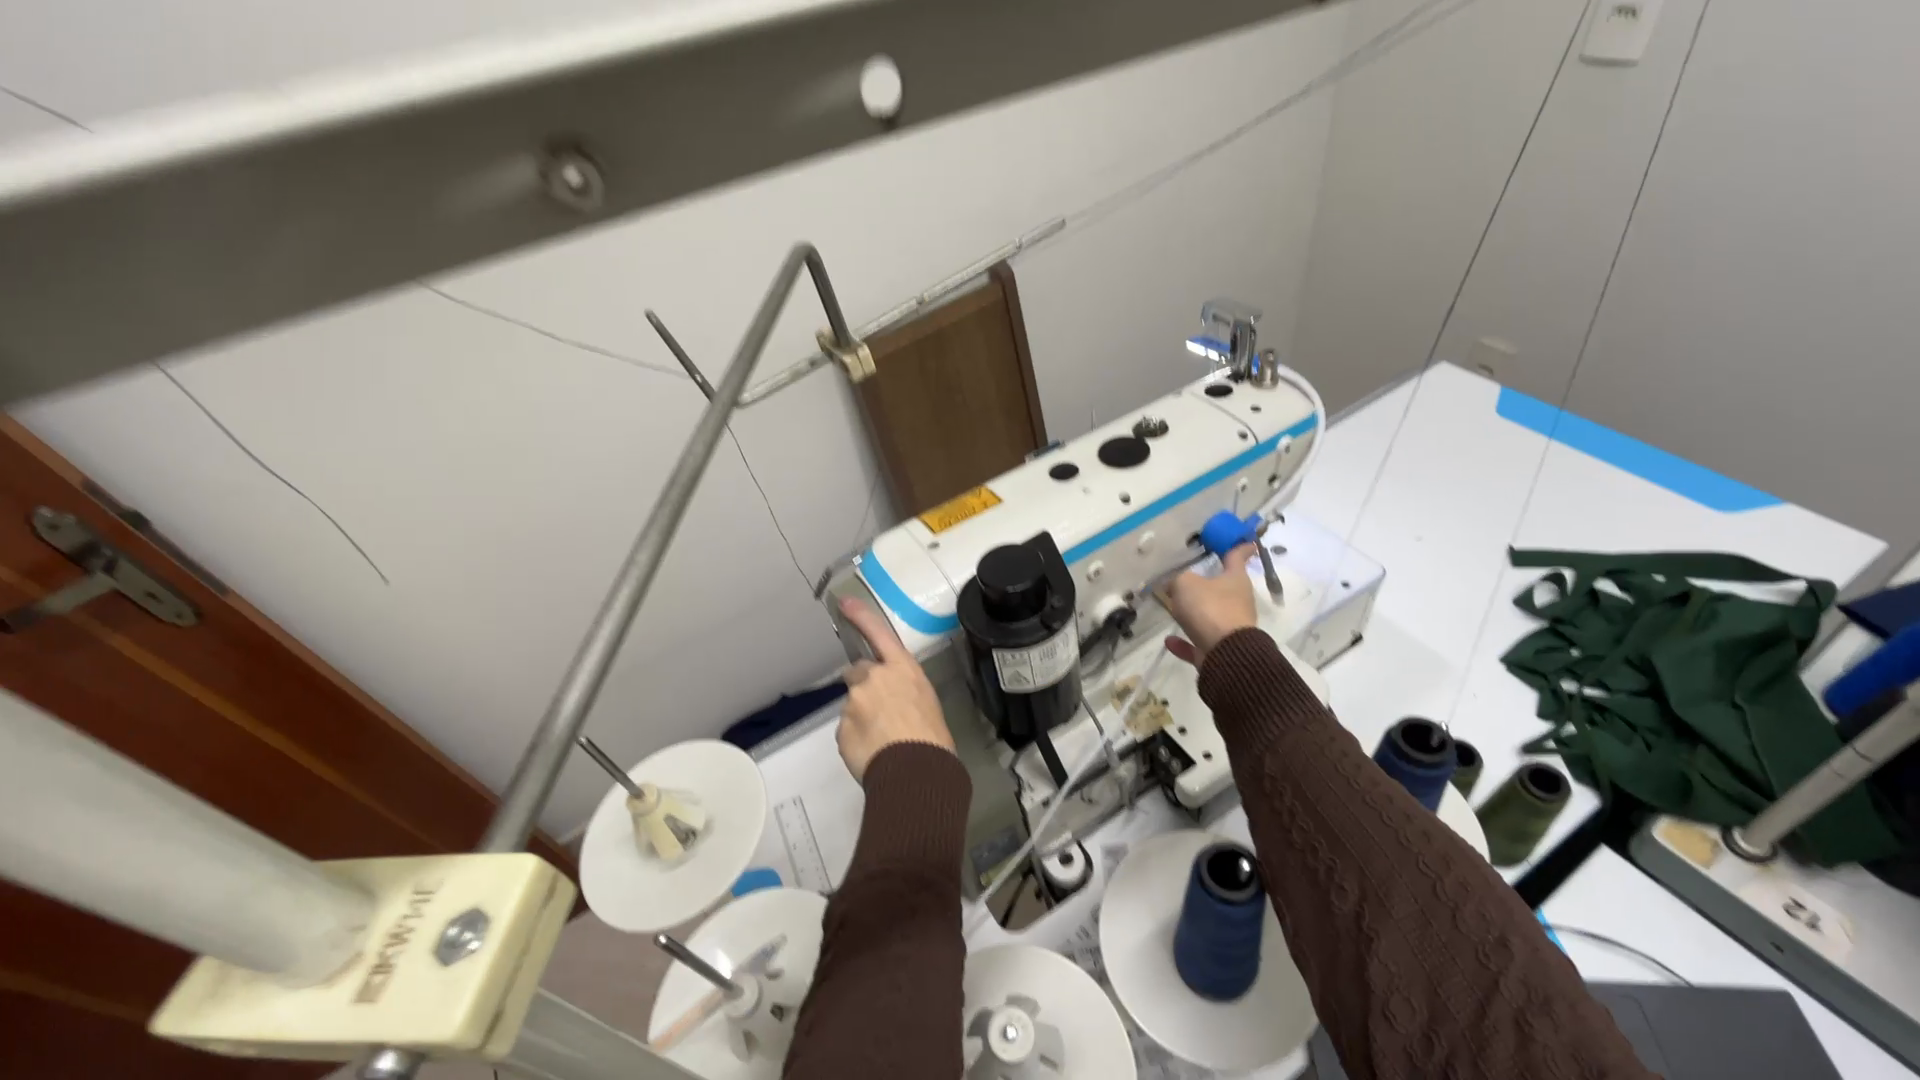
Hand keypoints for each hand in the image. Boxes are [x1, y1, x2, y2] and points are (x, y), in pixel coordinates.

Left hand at [835, 597, 954, 780]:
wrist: (916, 773)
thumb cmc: (933, 739)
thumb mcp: (927, 703)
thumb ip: (903, 692)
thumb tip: (892, 701)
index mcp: (903, 670)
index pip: (879, 634)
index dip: (861, 617)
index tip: (844, 602)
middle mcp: (874, 678)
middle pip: (858, 672)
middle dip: (863, 686)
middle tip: (880, 711)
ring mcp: (854, 702)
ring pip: (853, 704)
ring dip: (861, 716)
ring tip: (881, 740)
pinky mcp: (841, 727)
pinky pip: (847, 729)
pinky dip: (856, 738)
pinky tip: (872, 752)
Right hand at [1163, 544, 1259, 667]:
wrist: (1225, 653)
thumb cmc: (1210, 608)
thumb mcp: (1185, 584)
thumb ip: (1177, 581)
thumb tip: (1175, 585)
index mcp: (1235, 579)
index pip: (1238, 557)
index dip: (1241, 547)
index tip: (1249, 542)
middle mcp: (1238, 601)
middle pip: (1225, 588)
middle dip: (1211, 583)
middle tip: (1191, 579)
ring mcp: (1231, 626)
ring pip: (1213, 615)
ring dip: (1197, 613)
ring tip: (1176, 609)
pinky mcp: (1222, 648)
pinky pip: (1200, 642)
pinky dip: (1186, 642)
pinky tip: (1169, 640)